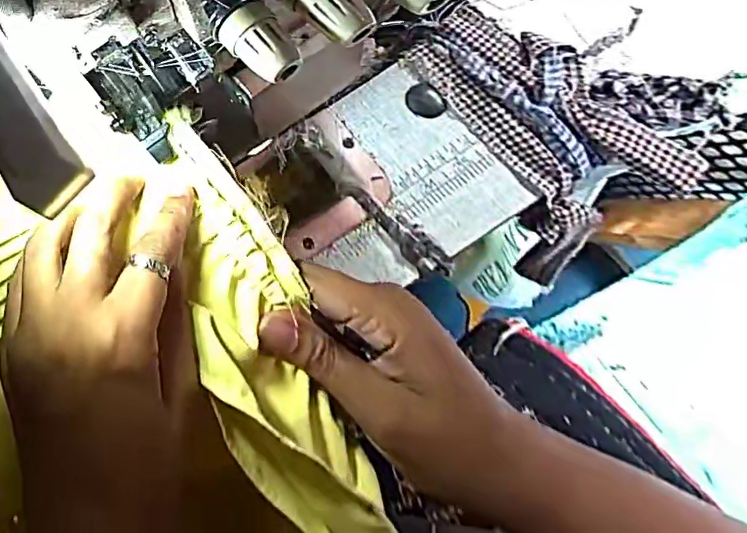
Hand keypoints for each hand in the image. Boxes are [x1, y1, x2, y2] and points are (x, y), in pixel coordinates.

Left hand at [3, 175, 197, 531]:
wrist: (79, 525)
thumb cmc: (144, 467)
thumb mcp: (177, 393)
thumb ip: (176, 316)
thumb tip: (176, 255)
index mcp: (118, 335)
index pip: (150, 251)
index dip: (171, 213)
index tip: (182, 187)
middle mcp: (66, 318)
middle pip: (89, 228)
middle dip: (117, 192)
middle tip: (136, 177)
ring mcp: (28, 326)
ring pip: (44, 240)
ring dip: (75, 212)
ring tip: (100, 203)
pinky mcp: (8, 341)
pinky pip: (21, 273)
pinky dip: (45, 247)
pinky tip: (65, 244)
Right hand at [257, 262, 516, 507]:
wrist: (508, 468)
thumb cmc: (450, 443)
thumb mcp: (379, 408)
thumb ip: (323, 360)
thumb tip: (266, 320)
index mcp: (382, 306)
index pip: (309, 278)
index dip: (271, 293)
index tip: (238, 317)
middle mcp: (383, 298)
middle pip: (314, 290)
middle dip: (282, 314)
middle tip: (250, 345)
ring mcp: (387, 314)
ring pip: (324, 308)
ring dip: (300, 333)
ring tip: (271, 359)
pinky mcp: (388, 332)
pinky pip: (341, 325)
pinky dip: (320, 344)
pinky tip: (307, 368)